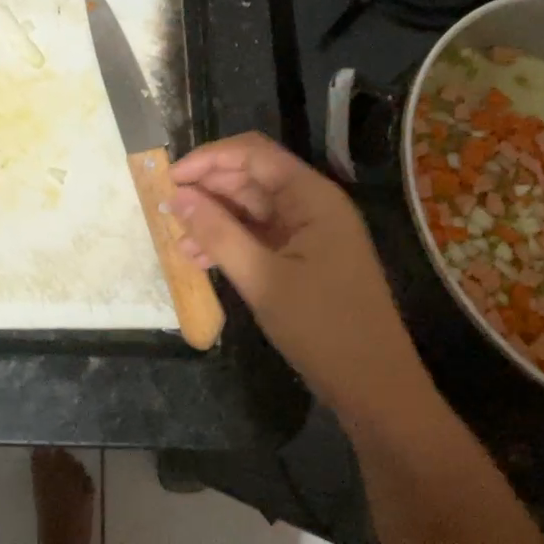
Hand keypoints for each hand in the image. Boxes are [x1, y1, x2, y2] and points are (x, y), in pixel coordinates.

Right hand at [169, 132, 415, 413]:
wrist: (377, 389)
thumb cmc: (324, 328)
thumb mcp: (262, 279)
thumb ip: (217, 233)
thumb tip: (176, 196)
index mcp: (312, 196)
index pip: (253, 153)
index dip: (209, 159)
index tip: (169, 178)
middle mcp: (312, 204)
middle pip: (251, 176)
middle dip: (207, 188)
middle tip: (166, 208)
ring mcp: (309, 232)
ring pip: (251, 208)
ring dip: (214, 217)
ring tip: (176, 239)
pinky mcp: (304, 257)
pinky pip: (259, 235)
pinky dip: (229, 241)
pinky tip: (198, 260)